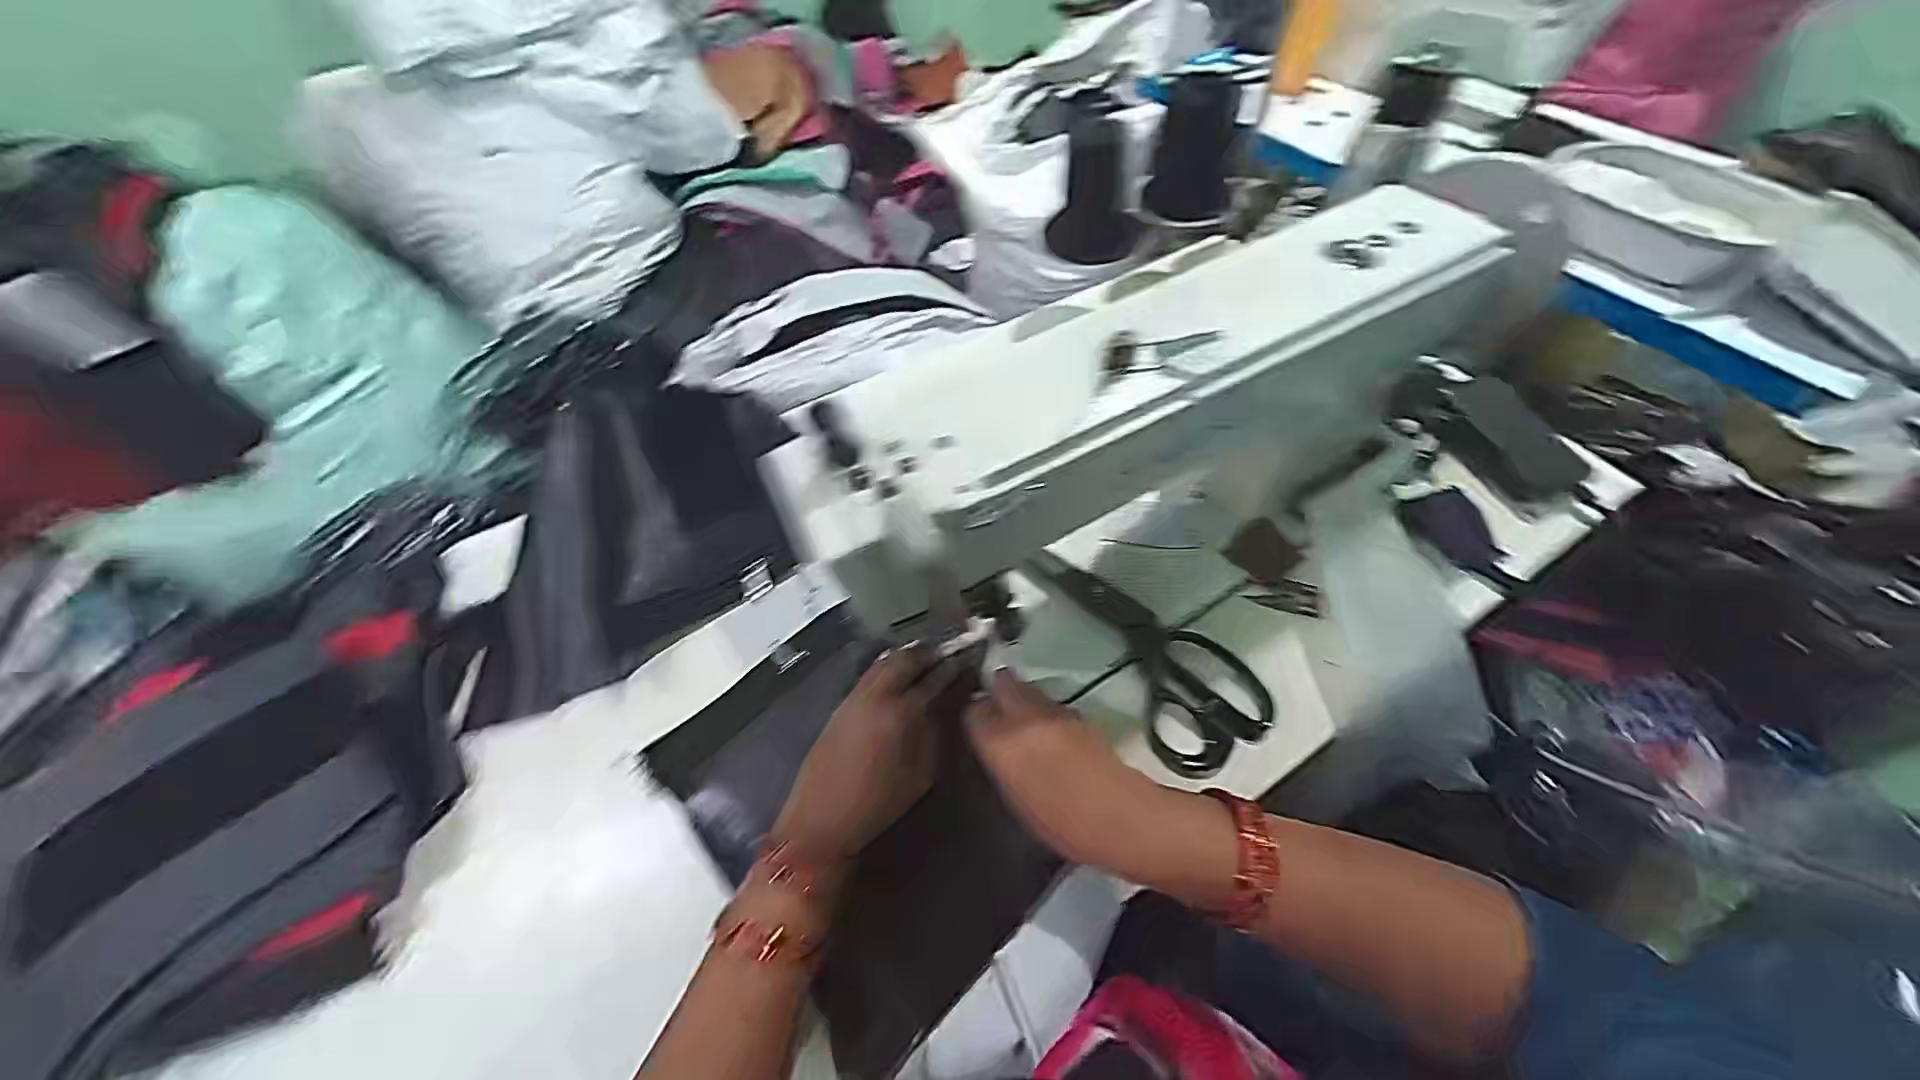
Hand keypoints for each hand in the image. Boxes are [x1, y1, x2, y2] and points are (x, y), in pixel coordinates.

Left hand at [773, 646, 955, 866]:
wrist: (819, 820)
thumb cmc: (876, 806)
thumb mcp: (919, 776)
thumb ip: (933, 735)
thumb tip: (942, 709)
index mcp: (899, 714)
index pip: (932, 679)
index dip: (951, 669)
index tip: (964, 664)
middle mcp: (875, 697)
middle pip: (904, 659)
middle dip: (927, 655)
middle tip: (944, 657)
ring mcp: (854, 698)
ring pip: (883, 662)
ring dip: (905, 659)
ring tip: (923, 665)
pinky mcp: (840, 706)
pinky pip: (869, 675)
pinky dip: (887, 669)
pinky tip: (897, 680)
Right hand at [962, 670, 1148, 868]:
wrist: (1121, 816)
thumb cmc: (1062, 825)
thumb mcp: (1015, 801)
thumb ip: (1001, 764)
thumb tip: (995, 747)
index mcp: (1001, 744)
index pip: (973, 712)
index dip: (975, 717)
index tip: (978, 725)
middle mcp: (1024, 718)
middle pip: (1002, 683)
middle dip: (997, 690)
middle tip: (997, 707)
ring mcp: (1054, 712)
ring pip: (1028, 687)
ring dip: (1022, 696)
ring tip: (1025, 719)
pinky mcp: (1079, 713)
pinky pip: (1051, 702)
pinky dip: (1045, 709)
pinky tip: (1051, 731)